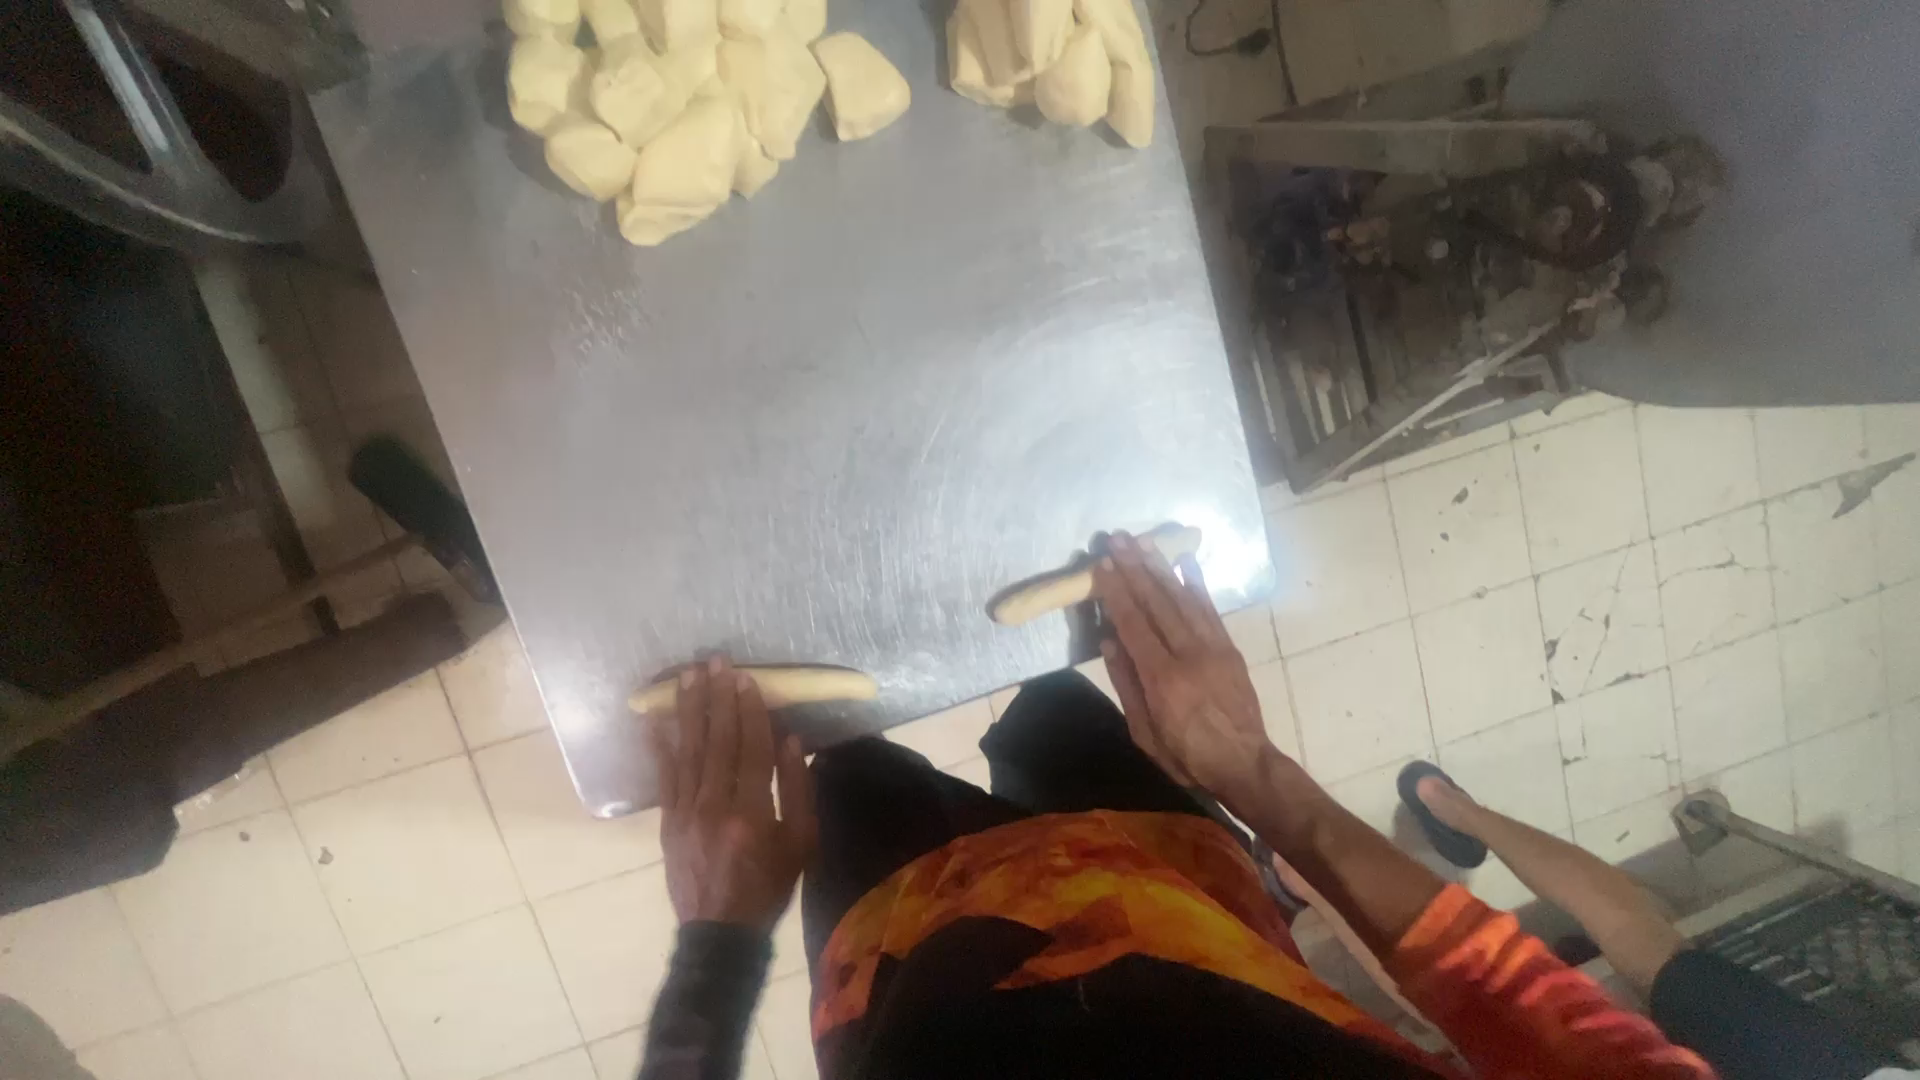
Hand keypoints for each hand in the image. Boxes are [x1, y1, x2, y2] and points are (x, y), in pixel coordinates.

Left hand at [648, 655, 815, 930]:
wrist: (719, 933)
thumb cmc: (770, 884)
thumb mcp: (801, 841)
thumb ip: (797, 787)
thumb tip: (791, 739)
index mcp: (752, 811)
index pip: (751, 747)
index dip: (750, 710)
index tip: (747, 678)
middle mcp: (714, 805)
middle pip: (717, 741)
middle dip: (718, 697)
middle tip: (716, 661)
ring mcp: (685, 812)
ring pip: (689, 751)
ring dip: (690, 709)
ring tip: (690, 675)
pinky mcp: (667, 821)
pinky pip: (664, 776)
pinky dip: (660, 745)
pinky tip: (655, 718)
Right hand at [1092, 531, 1281, 811]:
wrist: (1245, 766)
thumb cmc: (1186, 755)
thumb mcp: (1143, 731)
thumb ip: (1125, 683)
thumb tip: (1109, 639)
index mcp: (1162, 677)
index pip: (1133, 623)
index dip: (1116, 591)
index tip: (1102, 565)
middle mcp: (1188, 654)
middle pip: (1157, 602)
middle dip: (1134, 567)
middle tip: (1117, 539)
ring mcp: (1213, 648)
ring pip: (1183, 598)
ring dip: (1161, 567)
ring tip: (1143, 542)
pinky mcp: (1229, 648)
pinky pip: (1210, 609)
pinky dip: (1197, 583)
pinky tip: (1186, 561)